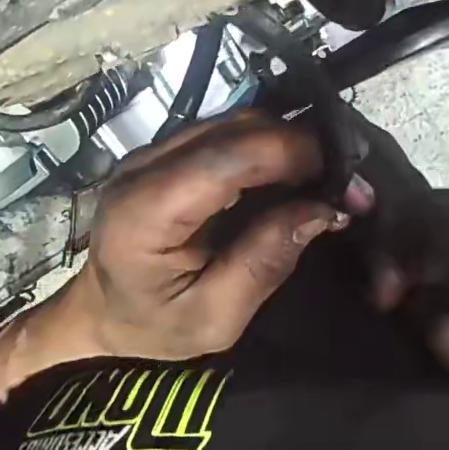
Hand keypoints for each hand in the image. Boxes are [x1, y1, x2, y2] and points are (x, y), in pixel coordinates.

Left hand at [47, 111, 357, 360]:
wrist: (103, 312)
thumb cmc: (154, 326)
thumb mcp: (215, 318)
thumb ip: (264, 263)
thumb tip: (321, 210)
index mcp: (144, 212)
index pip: (224, 159)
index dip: (290, 155)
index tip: (341, 179)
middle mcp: (144, 167)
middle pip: (234, 130)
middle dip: (299, 147)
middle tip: (345, 184)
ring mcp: (153, 152)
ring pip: (234, 123)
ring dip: (287, 143)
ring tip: (324, 180)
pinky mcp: (168, 151)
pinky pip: (228, 133)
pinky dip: (269, 147)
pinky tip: (293, 175)